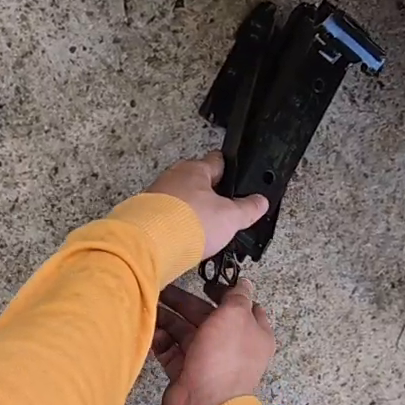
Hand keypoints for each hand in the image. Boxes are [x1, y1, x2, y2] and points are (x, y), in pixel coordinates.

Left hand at [144, 151, 270, 260]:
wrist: (150, 244)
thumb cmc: (188, 222)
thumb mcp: (230, 217)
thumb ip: (248, 209)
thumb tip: (260, 202)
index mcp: (195, 169)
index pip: (217, 161)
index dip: (229, 168)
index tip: (233, 173)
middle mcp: (172, 178)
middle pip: (195, 180)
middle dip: (206, 192)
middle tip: (218, 207)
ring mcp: (155, 196)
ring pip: (178, 198)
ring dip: (188, 210)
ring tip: (201, 228)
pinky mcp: (144, 216)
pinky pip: (164, 216)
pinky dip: (174, 224)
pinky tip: (182, 238)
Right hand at [152, 279, 275, 404]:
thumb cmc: (225, 359)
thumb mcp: (236, 315)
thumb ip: (237, 295)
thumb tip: (243, 282)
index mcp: (252, 332)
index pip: (240, 306)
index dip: (223, 292)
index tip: (205, 283)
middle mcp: (230, 346)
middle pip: (207, 317)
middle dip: (185, 303)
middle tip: (164, 290)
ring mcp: (207, 360)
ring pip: (186, 333)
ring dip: (168, 319)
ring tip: (151, 306)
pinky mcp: (186, 372)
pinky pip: (171, 351)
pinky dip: (161, 340)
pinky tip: (151, 331)